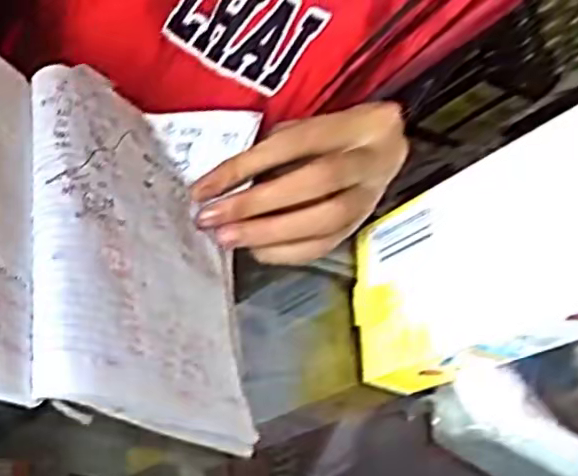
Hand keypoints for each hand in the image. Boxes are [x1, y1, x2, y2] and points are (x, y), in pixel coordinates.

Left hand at [190, 102, 407, 264]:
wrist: (367, 163)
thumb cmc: (318, 148)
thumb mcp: (296, 136)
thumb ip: (263, 155)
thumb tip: (209, 189)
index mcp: (364, 122)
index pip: (296, 142)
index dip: (243, 167)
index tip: (200, 190)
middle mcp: (377, 158)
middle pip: (317, 181)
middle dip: (254, 203)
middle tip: (209, 218)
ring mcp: (371, 198)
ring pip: (322, 219)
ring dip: (263, 232)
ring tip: (224, 237)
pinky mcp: (354, 232)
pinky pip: (315, 249)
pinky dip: (276, 251)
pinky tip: (249, 248)